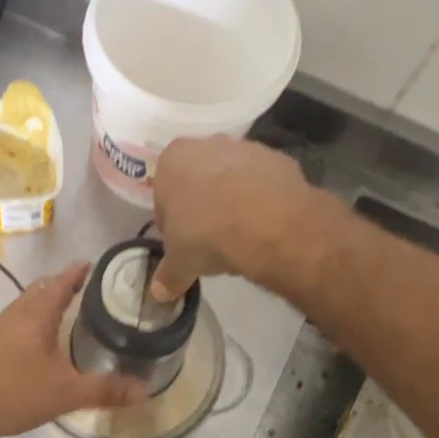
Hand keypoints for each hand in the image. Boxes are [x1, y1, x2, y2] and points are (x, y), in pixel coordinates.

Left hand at [0, 263, 146, 437]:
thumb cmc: (11, 392)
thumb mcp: (65, 393)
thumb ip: (104, 391)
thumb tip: (145, 390)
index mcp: (36, 315)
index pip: (60, 283)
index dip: (77, 273)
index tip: (92, 264)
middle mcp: (14, 316)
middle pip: (39, 291)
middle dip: (60, 286)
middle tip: (83, 289)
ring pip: (24, 309)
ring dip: (43, 306)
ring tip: (63, 315)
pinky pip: (13, 327)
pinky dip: (30, 326)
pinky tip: (36, 348)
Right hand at [148, 135, 336, 301]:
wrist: (268, 223)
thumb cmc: (207, 234)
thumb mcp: (180, 263)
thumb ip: (168, 276)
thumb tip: (160, 294)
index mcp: (172, 160)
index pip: (163, 196)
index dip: (171, 225)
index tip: (182, 245)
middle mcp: (207, 144)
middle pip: (198, 182)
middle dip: (202, 208)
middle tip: (209, 241)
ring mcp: (246, 147)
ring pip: (231, 180)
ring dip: (232, 204)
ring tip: (240, 238)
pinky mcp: (278, 159)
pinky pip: (262, 185)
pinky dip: (261, 203)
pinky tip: (263, 229)